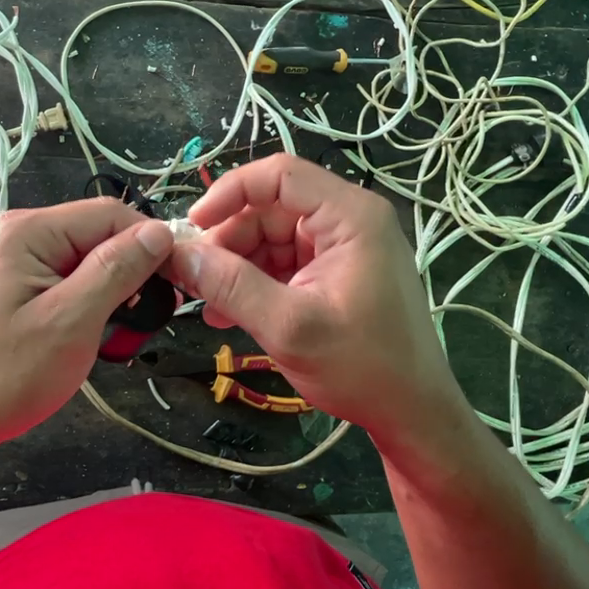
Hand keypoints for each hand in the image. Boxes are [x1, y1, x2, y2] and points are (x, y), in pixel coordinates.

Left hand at [0, 198, 173, 451]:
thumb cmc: (8, 374)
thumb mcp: (72, 320)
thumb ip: (117, 269)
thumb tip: (160, 231)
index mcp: (28, 231)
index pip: (110, 214)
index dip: (150, 244)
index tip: (178, 284)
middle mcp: (19, 234)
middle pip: (98, 234)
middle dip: (129, 273)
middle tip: (142, 320)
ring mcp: (14, 260)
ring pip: (87, 260)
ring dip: (110, 293)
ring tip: (115, 333)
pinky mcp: (14, 287)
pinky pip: (67, 280)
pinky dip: (88, 304)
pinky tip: (89, 334)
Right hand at [165, 155, 467, 442]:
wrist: (412, 412)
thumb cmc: (363, 366)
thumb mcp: (290, 326)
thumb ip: (231, 287)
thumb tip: (177, 257)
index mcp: (350, 216)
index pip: (279, 175)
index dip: (229, 193)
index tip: (191, 228)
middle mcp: (347, 220)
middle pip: (269, 209)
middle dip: (228, 242)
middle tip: (195, 281)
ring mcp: (340, 248)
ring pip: (268, 238)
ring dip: (235, 269)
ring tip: (209, 307)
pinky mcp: (333, 274)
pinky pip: (281, 264)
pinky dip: (252, 284)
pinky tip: (227, 315)